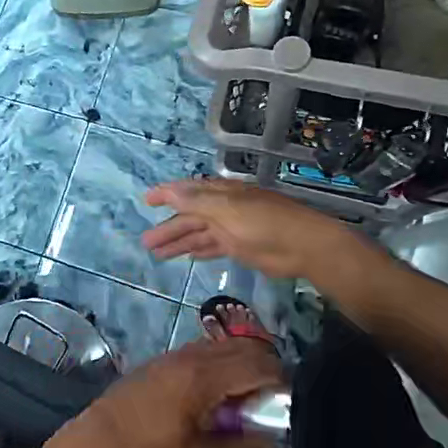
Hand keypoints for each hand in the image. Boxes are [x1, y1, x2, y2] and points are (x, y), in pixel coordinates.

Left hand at [35, 338, 285, 447]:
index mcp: (204, 375)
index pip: (259, 363)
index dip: (282, 380)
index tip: (289, 405)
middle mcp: (191, 355)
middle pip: (244, 347)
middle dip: (266, 369)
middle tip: (273, 403)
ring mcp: (173, 356)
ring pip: (222, 347)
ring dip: (242, 366)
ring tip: (246, 400)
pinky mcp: (160, 364)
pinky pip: (203, 352)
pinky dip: (221, 366)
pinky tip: (214, 398)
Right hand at [142, 178, 355, 279]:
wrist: (302, 245)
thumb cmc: (264, 222)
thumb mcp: (227, 209)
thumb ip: (198, 201)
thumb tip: (170, 190)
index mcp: (221, 193)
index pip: (188, 191)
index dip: (167, 194)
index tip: (147, 200)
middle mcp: (223, 208)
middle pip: (190, 217)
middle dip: (168, 228)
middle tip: (145, 243)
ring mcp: (231, 228)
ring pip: (198, 234)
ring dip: (179, 242)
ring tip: (156, 253)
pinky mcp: (240, 247)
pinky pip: (212, 246)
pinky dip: (199, 250)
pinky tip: (186, 256)